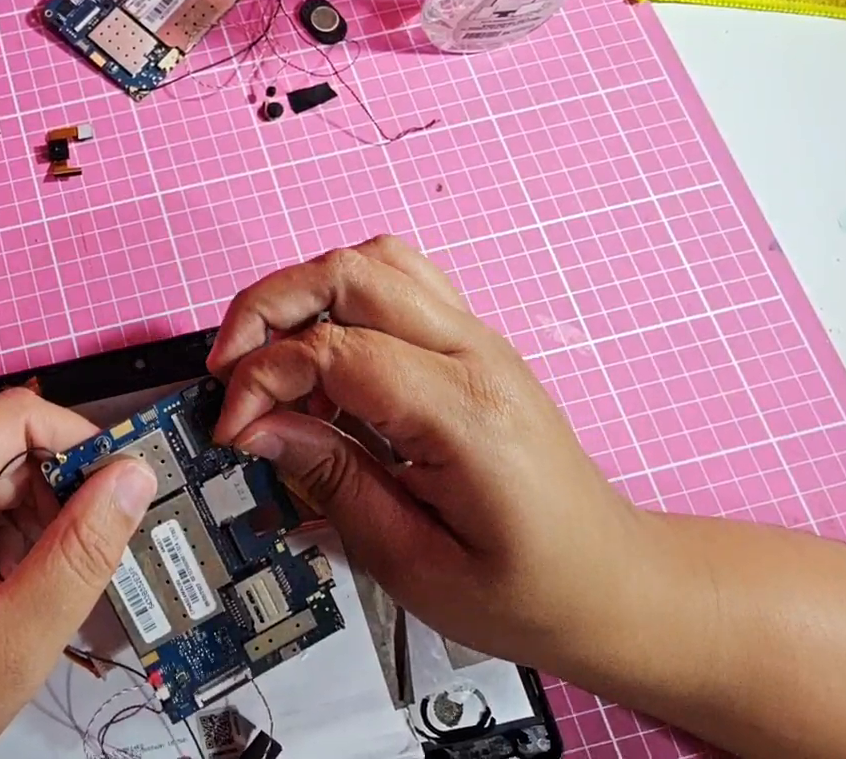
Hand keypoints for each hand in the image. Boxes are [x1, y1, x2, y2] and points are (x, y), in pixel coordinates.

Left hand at [0, 388, 157, 758]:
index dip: (78, 443)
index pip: (16, 415)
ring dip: (28, 509)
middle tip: (77, 556)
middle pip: (2, 436)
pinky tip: (1, 576)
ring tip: (32, 580)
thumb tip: (132, 478)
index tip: (118, 491)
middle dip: (53, 488)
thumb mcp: (14, 641)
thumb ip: (81, 554)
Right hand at [207, 236, 652, 668]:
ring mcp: (475, 337)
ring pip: (369, 258)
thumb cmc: (531, 587)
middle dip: (264, 308)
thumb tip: (259, 427)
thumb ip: (329, 479)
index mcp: (466, 413)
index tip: (235, 427)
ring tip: (268, 352)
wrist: (615, 583)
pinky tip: (319, 345)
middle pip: (346, 273)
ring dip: (299, 292)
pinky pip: (393, 275)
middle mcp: (474, 354)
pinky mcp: (466, 338)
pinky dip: (337, 292)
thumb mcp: (413, 562)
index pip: (334, 350)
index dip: (262, 380)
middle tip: (230, 366)